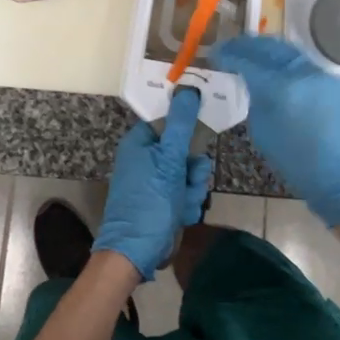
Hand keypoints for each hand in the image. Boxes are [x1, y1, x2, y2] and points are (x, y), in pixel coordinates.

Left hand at [92, 88, 212, 280]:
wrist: (137, 252)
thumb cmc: (150, 201)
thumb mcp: (168, 159)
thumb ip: (181, 124)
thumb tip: (189, 88)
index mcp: (140, 142)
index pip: (169, 120)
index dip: (187, 127)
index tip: (203, 132)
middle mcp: (147, 158)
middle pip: (185, 148)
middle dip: (194, 168)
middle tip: (190, 179)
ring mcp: (157, 181)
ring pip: (190, 173)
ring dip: (193, 189)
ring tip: (183, 203)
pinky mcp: (165, 201)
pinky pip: (188, 192)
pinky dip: (188, 204)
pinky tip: (181, 215)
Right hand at [211, 36, 339, 227]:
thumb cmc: (299, 164)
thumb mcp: (264, 133)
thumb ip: (256, 101)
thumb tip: (251, 82)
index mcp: (281, 89)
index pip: (247, 61)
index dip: (228, 55)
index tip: (215, 53)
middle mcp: (301, 73)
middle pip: (268, 47)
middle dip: (246, 45)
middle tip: (230, 47)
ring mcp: (320, 74)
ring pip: (287, 50)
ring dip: (266, 49)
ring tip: (250, 52)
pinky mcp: (333, 80)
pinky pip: (302, 62)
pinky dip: (284, 59)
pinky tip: (274, 66)